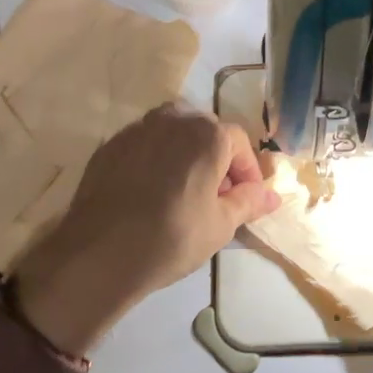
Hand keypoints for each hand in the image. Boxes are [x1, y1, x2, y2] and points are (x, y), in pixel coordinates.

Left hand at [10, 104, 278, 355]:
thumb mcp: (221, 225)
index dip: (246, 172)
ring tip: (183, 192)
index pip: (239, 142)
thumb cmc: (172, 237)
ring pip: (173, 133)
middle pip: (205, 131)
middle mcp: (174, 119)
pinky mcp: (111, 144)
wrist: (100, 253)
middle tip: (215, 197)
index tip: (244, 200)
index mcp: (207, 133)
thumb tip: (272, 195)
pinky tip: (150, 193)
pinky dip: (155, 160)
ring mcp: (137, 128)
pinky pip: (144, 144)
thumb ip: (249, 202)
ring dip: (185, 155)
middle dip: (216, 159)